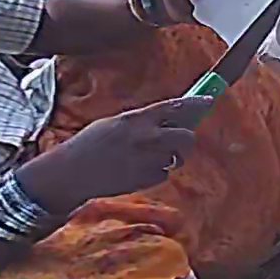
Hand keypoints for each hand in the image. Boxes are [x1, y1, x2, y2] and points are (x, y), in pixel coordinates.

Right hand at [15, 96, 215, 211]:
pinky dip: (157, 172)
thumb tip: (171, 117)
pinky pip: (165, 173)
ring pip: (178, 157)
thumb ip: (142, 120)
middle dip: (186, 138)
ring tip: (147, 157)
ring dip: (170, 157)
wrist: (70, 174)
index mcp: (136, 119)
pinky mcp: (147, 178)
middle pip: (187, 136)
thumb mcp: (114, 123)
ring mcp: (149, 159)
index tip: (209, 100)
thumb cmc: (90, 145)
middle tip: (177, 141)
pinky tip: (137, 170)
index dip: (195, 103)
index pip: (174, 107)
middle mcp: (146, 137)